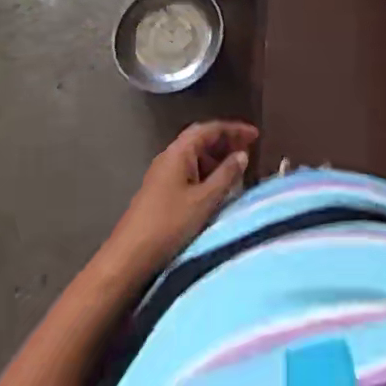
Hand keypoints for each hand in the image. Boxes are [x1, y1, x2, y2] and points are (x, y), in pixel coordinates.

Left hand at [106, 121, 257, 273]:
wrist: (130, 256)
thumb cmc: (170, 223)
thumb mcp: (204, 200)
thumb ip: (226, 175)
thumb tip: (242, 154)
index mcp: (179, 152)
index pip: (209, 129)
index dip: (233, 129)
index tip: (256, 135)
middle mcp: (169, 157)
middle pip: (201, 140)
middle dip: (226, 142)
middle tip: (250, 150)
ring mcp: (163, 174)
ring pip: (195, 158)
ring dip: (217, 160)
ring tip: (238, 171)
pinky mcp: (161, 192)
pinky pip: (190, 172)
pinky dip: (207, 174)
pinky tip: (218, 189)